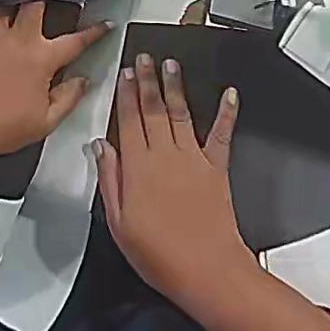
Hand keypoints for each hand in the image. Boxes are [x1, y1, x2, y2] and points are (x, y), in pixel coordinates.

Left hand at [0, 0, 108, 159]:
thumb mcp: (46, 121)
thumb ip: (69, 98)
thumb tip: (81, 83)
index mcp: (42, 59)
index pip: (76, 41)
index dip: (94, 31)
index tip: (103, 25)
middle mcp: (18, 41)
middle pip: (35, 5)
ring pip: (5, 5)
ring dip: (12, 0)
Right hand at [93, 54, 257, 313]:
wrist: (208, 272)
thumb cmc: (159, 254)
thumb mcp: (118, 222)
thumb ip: (109, 179)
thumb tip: (100, 147)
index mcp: (137, 167)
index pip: (128, 120)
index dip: (125, 95)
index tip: (124, 74)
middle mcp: (165, 155)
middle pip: (152, 109)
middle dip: (147, 81)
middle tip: (144, 58)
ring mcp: (193, 159)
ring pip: (180, 113)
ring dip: (175, 86)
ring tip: (170, 64)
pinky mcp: (217, 169)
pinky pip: (221, 135)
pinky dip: (226, 113)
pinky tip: (230, 94)